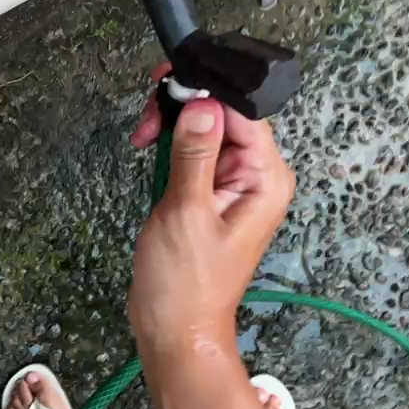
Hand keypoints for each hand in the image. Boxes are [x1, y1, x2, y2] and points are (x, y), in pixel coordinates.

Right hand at [128, 64, 294, 349]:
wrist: (174, 326)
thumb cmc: (185, 281)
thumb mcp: (186, 212)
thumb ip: (194, 154)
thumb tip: (201, 103)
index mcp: (265, 178)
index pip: (244, 112)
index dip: (207, 90)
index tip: (168, 83)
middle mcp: (254, 176)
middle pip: (224, 114)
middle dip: (184, 107)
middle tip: (147, 120)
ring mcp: (230, 184)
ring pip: (205, 129)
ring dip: (172, 125)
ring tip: (143, 138)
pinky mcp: (207, 192)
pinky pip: (193, 152)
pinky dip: (169, 145)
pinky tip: (148, 150)